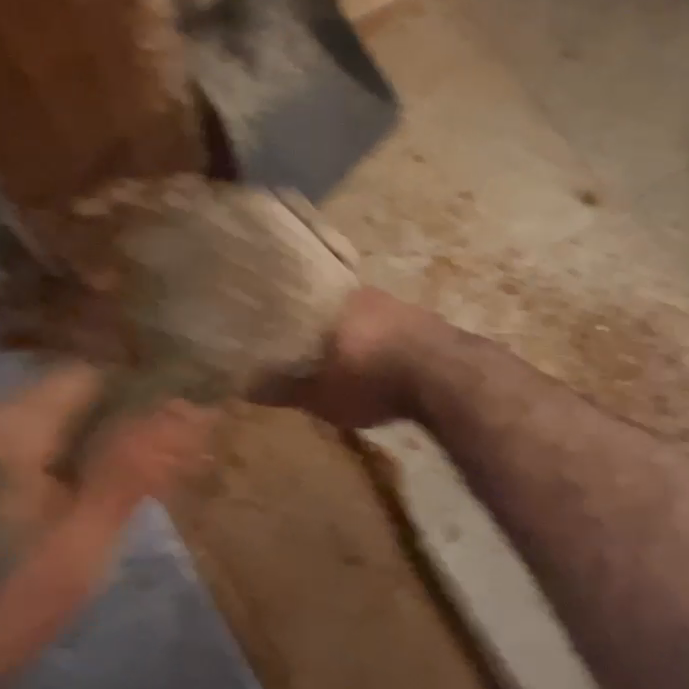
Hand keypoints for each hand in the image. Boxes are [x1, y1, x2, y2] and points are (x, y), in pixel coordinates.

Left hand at [0, 365, 216, 688]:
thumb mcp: (76, 543)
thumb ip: (130, 467)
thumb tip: (187, 406)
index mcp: (5, 423)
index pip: (89, 375)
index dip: (134, 400)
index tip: (161, 447)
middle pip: (57, 404)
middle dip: (100, 440)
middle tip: (124, 500)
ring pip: (26, 435)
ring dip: (63, 465)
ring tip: (80, 523)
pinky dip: (26, 481)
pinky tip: (28, 532)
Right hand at [262, 287, 435, 429]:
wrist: (444, 374)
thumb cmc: (370, 379)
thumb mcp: (319, 394)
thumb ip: (284, 389)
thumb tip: (245, 386)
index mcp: (330, 301)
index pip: (297, 300)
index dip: (286, 317)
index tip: (273, 330)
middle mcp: (363, 294)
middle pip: (333, 308)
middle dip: (323, 328)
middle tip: (311, 350)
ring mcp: (398, 305)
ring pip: (366, 318)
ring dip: (357, 337)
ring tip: (346, 361)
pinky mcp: (427, 323)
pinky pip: (393, 331)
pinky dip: (384, 346)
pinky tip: (383, 367)